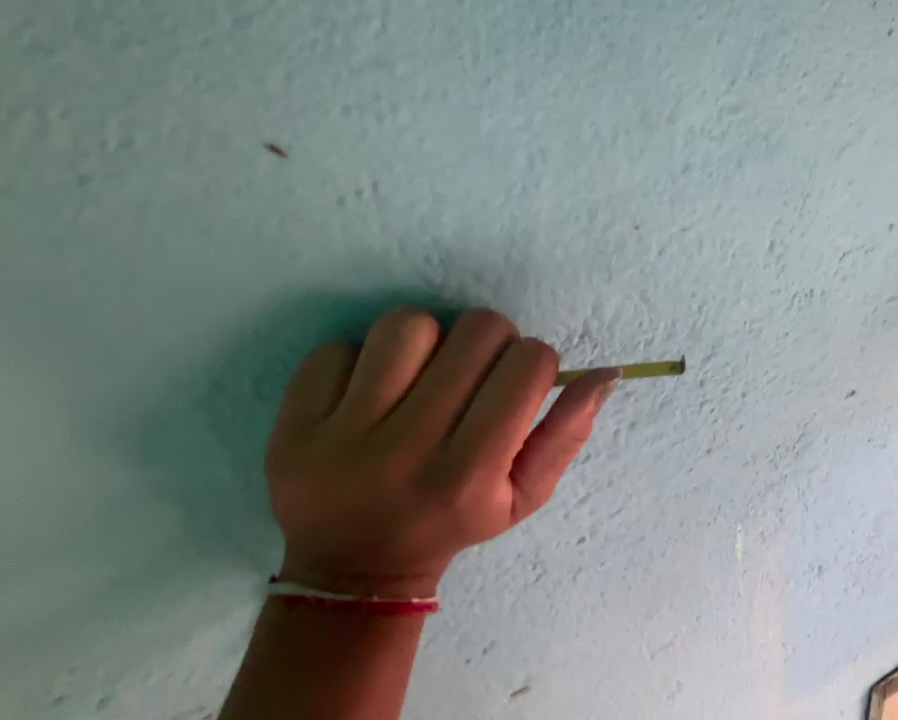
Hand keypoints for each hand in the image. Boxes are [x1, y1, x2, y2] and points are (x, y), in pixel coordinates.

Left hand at [264, 308, 619, 597]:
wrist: (352, 572)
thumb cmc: (455, 523)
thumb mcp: (526, 495)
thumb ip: (567, 432)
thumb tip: (606, 372)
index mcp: (470, 472)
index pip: (528, 364)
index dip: (534, 361)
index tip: (519, 382)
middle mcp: (407, 451)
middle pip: (476, 332)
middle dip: (490, 340)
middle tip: (477, 370)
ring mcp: (341, 438)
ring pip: (408, 325)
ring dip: (428, 339)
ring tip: (424, 372)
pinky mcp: (291, 428)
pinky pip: (337, 348)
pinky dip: (361, 360)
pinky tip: (370, 390)